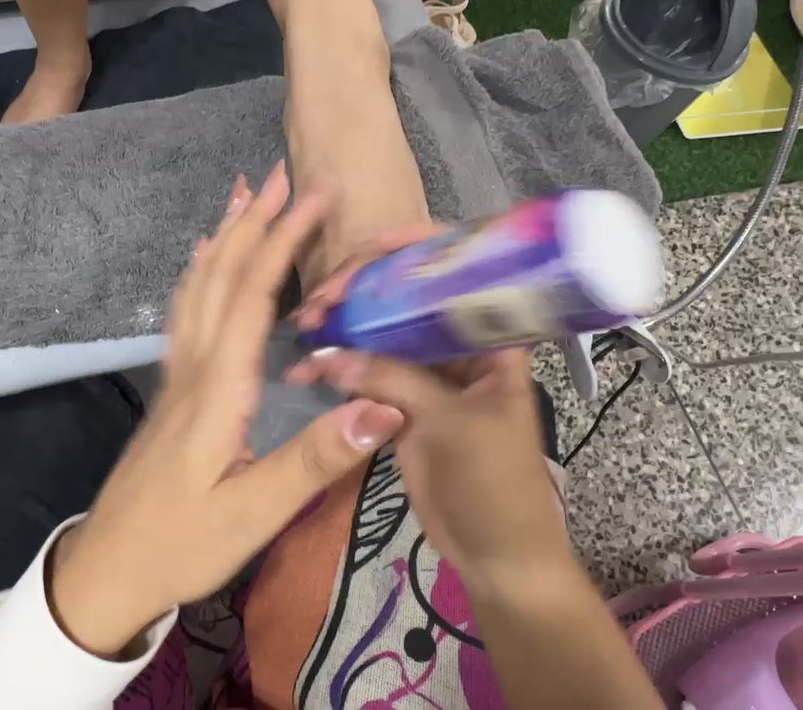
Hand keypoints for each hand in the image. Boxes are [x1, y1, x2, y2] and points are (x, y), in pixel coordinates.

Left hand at [48, 163, 406, 657]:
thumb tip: (384, 406)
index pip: (253, 294)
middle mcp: (195, 365)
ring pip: (199, 286)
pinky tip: (203, 258)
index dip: (282, 239)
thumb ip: (315, 460)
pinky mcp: (173, 388)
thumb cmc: (181, 545)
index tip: (313, 196)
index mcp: (219, 386)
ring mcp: (178, 374)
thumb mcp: (252, 514)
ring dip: (224, 235)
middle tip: (282, 175)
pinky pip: (187, 311)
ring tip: (244, 195)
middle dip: (254, 220)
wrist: (108, 570)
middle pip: (222, 275)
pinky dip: (200, 271)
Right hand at [289, 228, 571, 594]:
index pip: (459, 269)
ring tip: (304, 327)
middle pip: (409, 294)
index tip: (369, 246)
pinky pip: (367, 371)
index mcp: (493, 336)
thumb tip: (328, 355)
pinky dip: (338, 368)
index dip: (417, 248)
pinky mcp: (404, 400)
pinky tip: (307, 366)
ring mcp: (429, 371)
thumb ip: (393, 381)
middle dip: (362, 289)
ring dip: (343, 327)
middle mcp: (460, 342)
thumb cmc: (496, 483)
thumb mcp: (452, 424)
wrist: (499, 556)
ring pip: (381, 331)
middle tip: (320, 299)